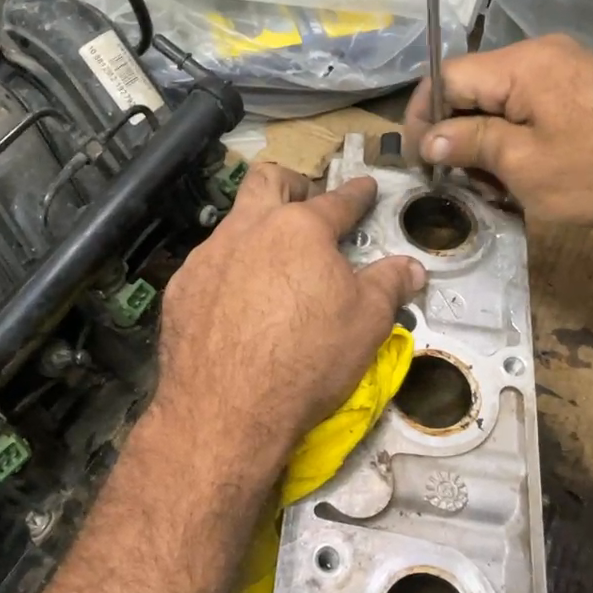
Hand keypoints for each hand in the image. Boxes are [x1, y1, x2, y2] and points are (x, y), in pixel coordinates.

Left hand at [154, 165, 425, 468]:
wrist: (226, 410)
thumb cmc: (308, 360)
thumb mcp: (367, 323)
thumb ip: (388, 285)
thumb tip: (411, 268)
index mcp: (299, 229)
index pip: (336, 201)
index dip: (356, 194)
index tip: (365, 188)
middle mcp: (248, 230)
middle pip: (266, 181)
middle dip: (290, 184)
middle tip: (305, 203)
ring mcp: (207, 258)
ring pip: (232, 226)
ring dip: (255, 236)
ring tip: (273, 269)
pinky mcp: (180, 289)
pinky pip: (208, 268)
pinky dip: (228, 276)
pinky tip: (236, 308)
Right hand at [403, 35, 592, 228]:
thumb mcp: (523, 165)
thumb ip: (468, 143)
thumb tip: (428, 139)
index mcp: (522, 64)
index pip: (447, 76)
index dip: (421, 116)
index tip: (419, 158)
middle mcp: (541, 52)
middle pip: (472, 85)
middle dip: (455, 131)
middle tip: (456, 178)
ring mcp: (565, 67)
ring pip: (498, 98)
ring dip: (484, 138)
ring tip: (493, 183)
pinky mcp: (581, 86)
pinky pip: (528, 103)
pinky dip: (513, 134)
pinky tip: (521, 169)